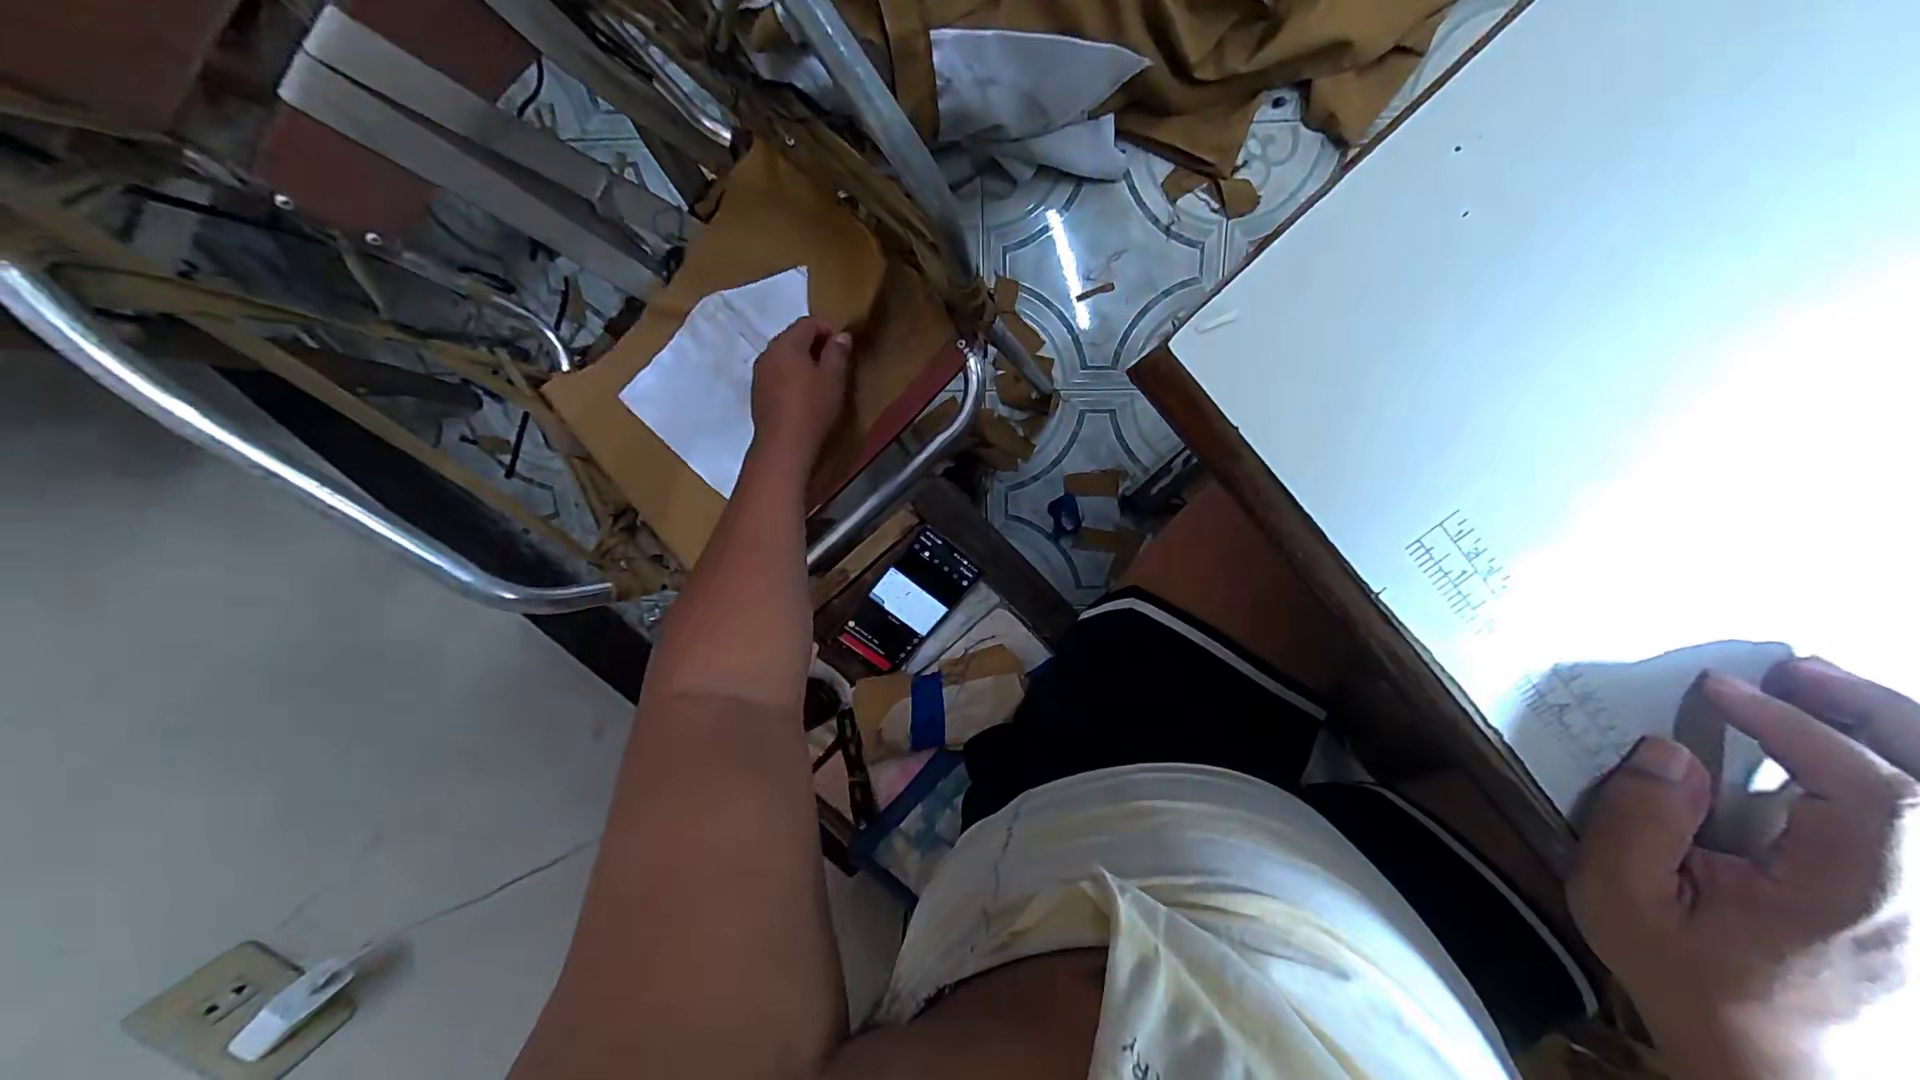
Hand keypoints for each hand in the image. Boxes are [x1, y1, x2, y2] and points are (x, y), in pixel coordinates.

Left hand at [749, 317, 850, 466]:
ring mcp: (759, 373)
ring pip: (784, 357)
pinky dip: (791, 377)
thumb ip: (838, 353)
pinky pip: (777, 375)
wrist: (783, 447)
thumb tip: (841, 336)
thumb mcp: (834, 379)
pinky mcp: (757, 393)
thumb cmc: (813, 409)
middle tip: (835, 366)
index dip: (829, 330)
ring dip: (802, 363)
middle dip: (815, 346)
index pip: (808, 322)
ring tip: (820, 383)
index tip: (844, 349)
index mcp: (787, 343)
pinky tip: (803, 397)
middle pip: (794, 338)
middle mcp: (768, 352)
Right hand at [1569, 660, 1915, 1079]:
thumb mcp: (1623, 903)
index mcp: (1859, 895)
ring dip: (1898, 734)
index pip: (1871, 788)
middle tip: (1796, 671)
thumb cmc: (1692, 984)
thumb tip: (1667, 751)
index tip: (1724, 688)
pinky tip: (1857, 749)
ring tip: (1821, 693)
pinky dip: (1903, 772)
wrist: (1776, 1072)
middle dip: (1876, 710)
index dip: (1800, 726)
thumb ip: (1635, 822)